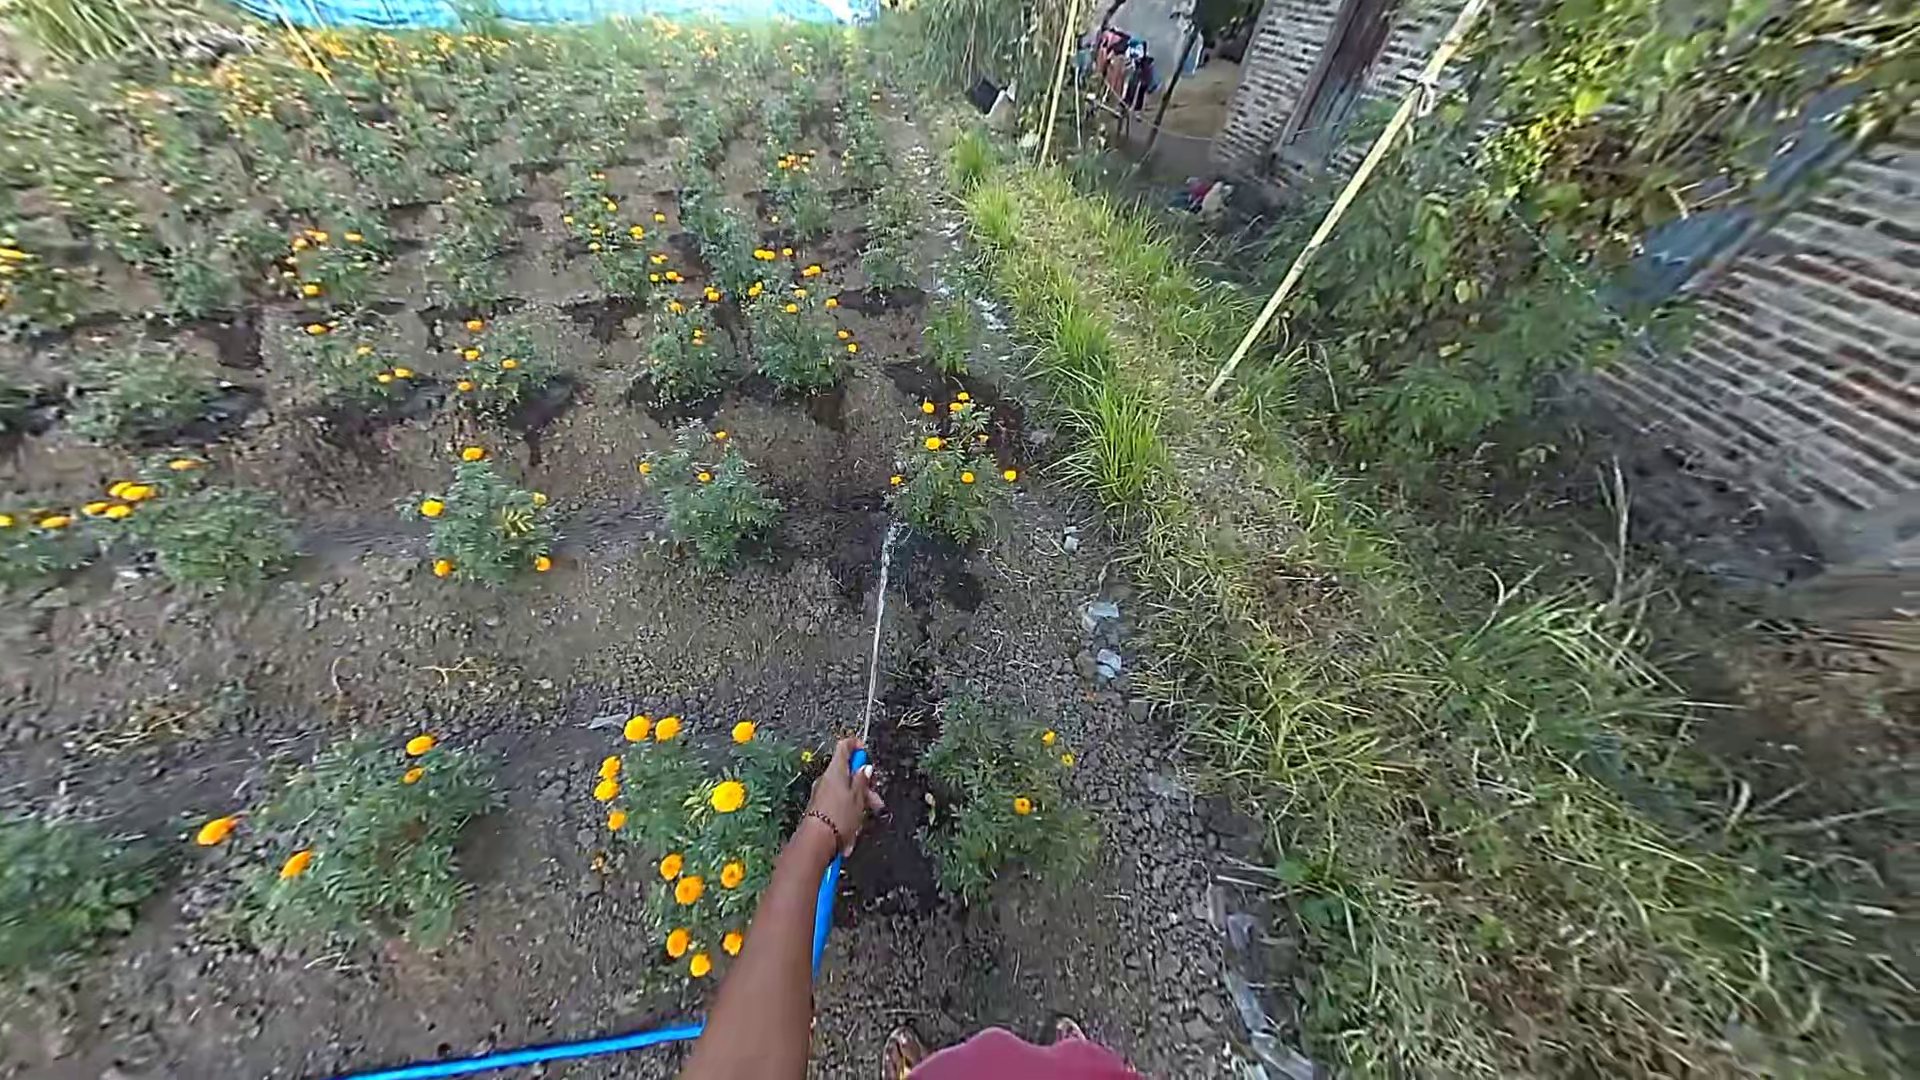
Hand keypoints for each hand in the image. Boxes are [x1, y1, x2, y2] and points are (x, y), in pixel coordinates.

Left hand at [804, 737, 883, 855]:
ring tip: (864, 820)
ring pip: (844, 792)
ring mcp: (821, 794)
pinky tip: (851, 830)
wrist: (816, 844)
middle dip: (864, 785)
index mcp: (835, 770)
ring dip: (858, 803)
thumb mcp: (858, 797)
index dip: (856, 746)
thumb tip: (865, 768)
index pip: (845, 747)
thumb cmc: (838, 818)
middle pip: (847, 773)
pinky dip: (847, 813)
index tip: (866, 753)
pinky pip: (837, 805)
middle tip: (875, 800)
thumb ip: (862, 780)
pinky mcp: (819, 810)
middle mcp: (826, 779)